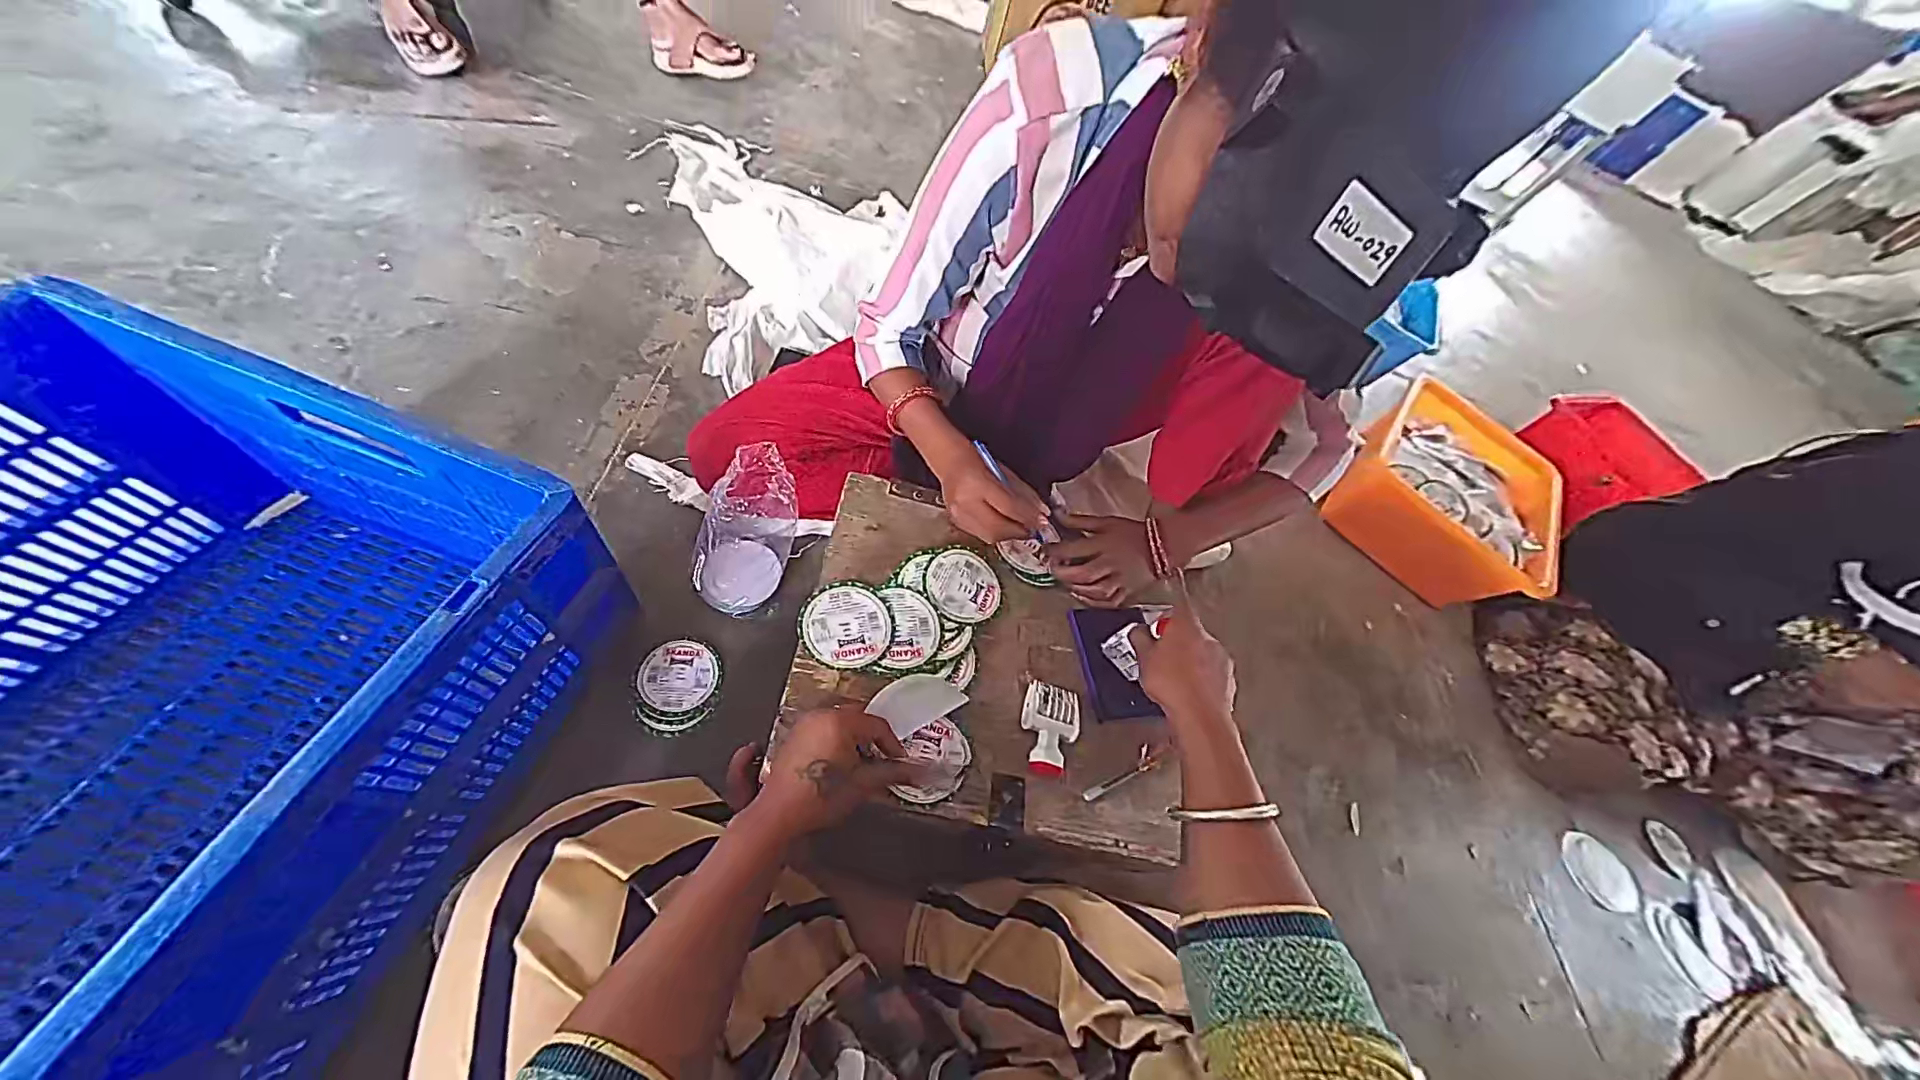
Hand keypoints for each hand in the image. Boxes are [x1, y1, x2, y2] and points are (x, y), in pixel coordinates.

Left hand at [753, 706, 914, 839]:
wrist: (778, 815)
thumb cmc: (818, 798)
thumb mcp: (862, 784)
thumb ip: (893, 772)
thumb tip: (918, 771)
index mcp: (840, 722)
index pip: (877, 725)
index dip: (892, 744)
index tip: (898, 760)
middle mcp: (821, 716)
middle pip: (859, 719)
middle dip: (874, 739)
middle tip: (883, 759)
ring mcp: (806, 725)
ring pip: (841, 723)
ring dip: (856, 739)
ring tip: (862, 764)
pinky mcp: (795, 736)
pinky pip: (824, 728)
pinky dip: (837, 740)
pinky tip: (839, 764)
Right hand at [938, 455, 1048, 543]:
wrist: (950, 461)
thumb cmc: (978, 462)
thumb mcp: (1004, 473)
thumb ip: (1023, 494)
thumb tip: (1041, 512)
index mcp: (978, 485)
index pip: (1009, 508)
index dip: (1028, 517)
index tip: (1042, 521)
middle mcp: (965, 503)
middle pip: (998, 528)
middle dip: (1020, 531)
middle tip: (1034, 529)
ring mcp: (958, 515)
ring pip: (989, 536)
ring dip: (1009, 535)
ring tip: (1021, 529)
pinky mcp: (956, 522)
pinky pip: (981, 535)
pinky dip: (996, 533)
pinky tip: (1004, 527)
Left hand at [1046, 514, 1158, 606]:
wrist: (1164, 545)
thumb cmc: (1132, 532)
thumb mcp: (1106, 522)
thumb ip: (1080, 521)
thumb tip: (1058, 516)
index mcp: (1104, 544)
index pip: (1072, 550)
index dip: (1054, 552)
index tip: (1046, 551)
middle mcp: (1110, 564)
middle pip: (1082, 574)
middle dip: (1062, 573)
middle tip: (1054, 569)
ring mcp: (1120, 581)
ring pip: (1093, 591)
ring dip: (1075, 588)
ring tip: (1067, 582)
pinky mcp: (1128, 593)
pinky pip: (1108, 602)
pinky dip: (1092, 601)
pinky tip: (1082, 595)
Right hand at [1130, 583, 1234, 726]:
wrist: (1199, 715)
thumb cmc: (1173, 684)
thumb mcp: (1144, 659)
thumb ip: (1140, 639)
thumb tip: (1137, 632)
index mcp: (1186, 626)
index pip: (1178, 607)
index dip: (1167, 611)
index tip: (1160, 616)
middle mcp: (1208, 638)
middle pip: (1190, 631)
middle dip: (1175, 640)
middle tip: (1159, 652)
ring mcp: (1220, 659)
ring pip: (1202, 652)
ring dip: (1189, 659)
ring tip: (1171, 676)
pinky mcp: (1227, 679)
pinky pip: (1210, 671)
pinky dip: (1200, 676)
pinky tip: (1185, 689)